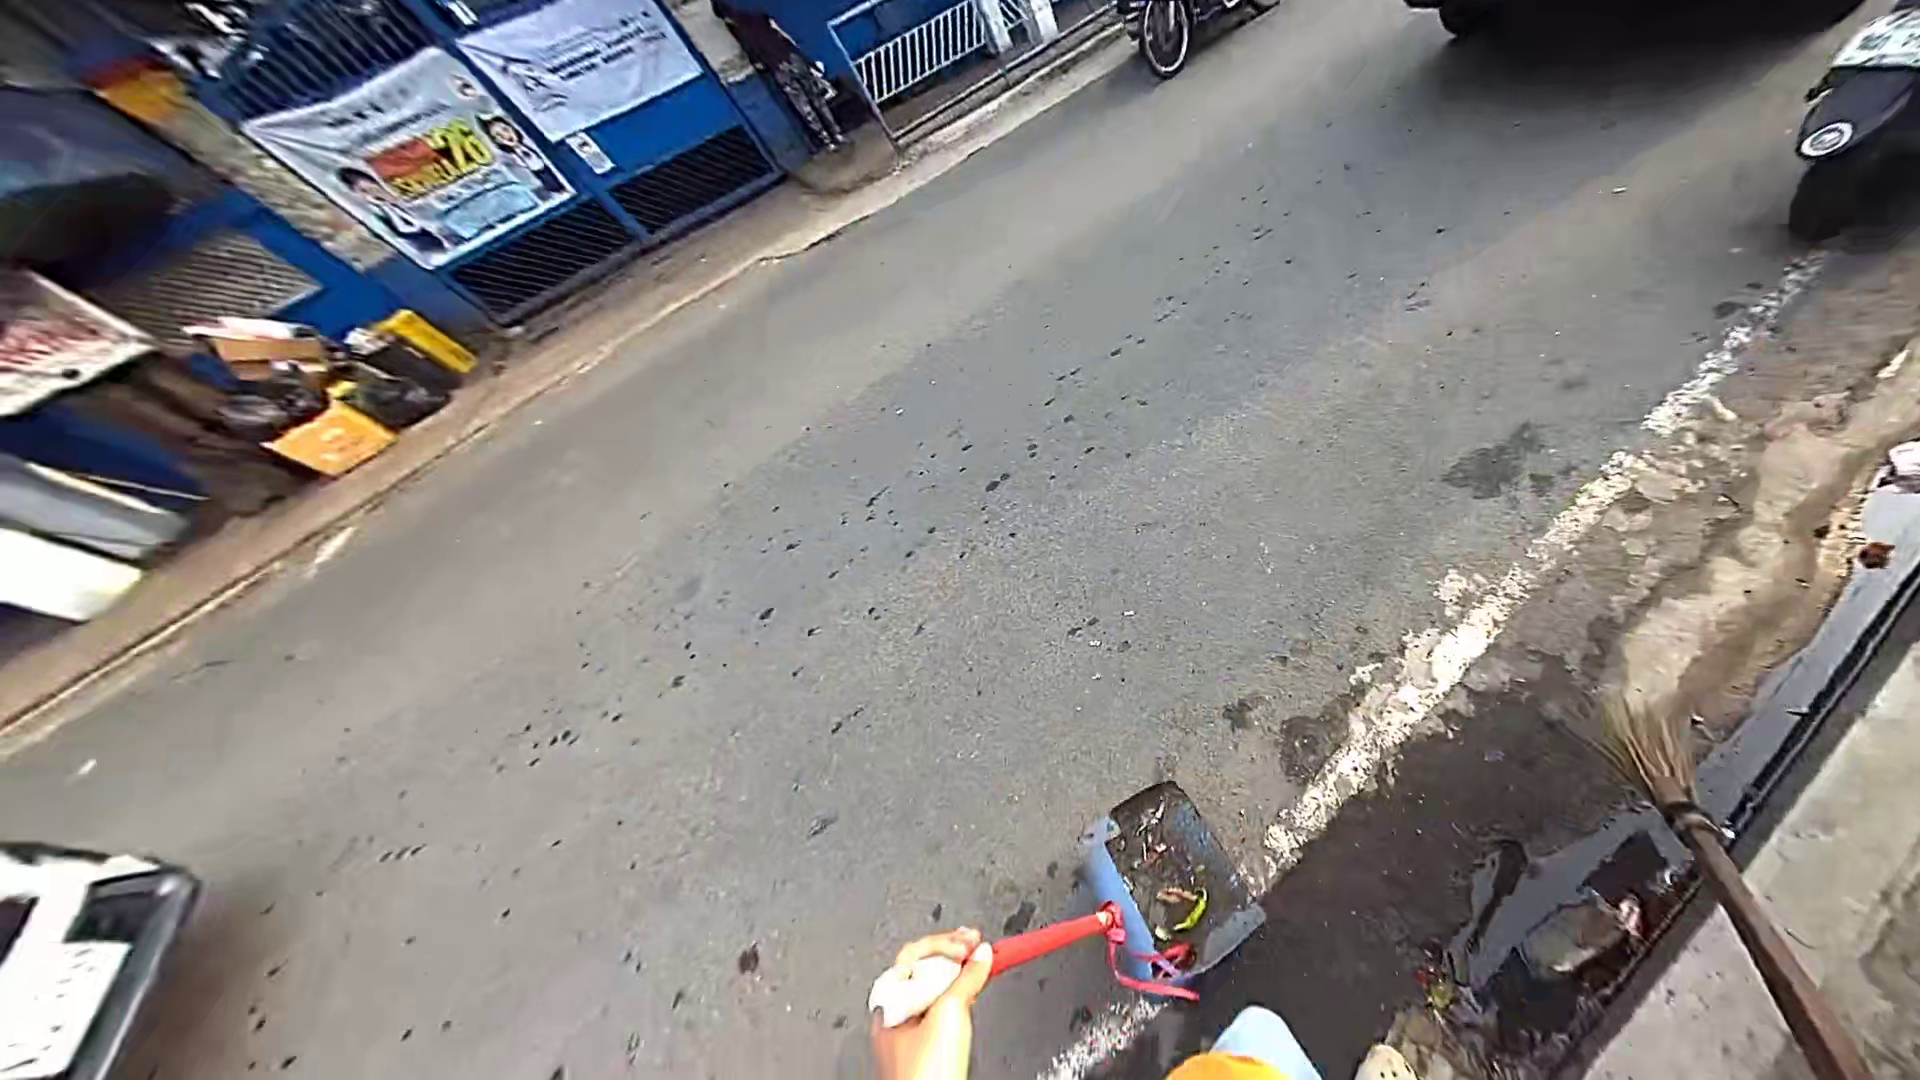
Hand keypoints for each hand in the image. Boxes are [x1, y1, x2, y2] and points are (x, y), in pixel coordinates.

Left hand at [872, 928, 993, 1079]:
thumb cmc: (926, 1076)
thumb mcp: (950, 1012)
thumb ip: (967, 977)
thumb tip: (982, 953)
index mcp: (889, 1000)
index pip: (915, 953)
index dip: (945, 943)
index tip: (973, 941)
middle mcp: (896, 1013)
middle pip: (925, 967)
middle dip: (953, 952)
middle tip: (977, 944)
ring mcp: (911, 1031)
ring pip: (935, 987)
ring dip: (958, 971)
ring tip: (978, 962)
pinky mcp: (927, 1047)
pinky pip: (942, 1007)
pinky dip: (959, 993)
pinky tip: (971, 990)